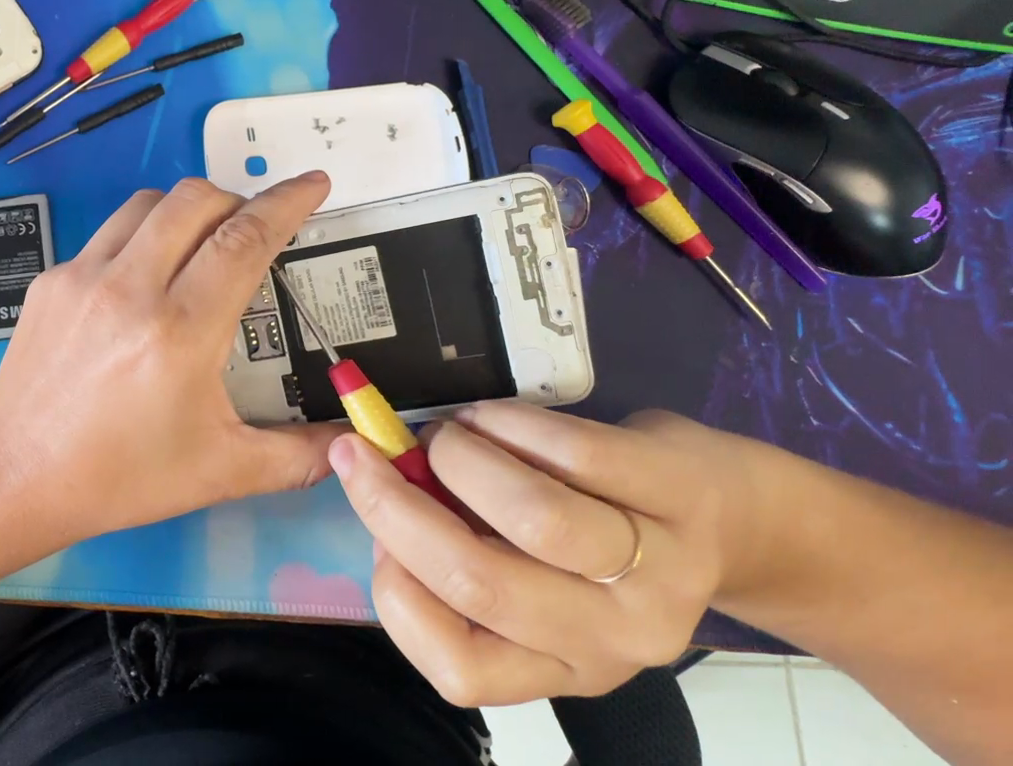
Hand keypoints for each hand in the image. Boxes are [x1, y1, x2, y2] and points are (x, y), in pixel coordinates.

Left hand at [0, 174, 349, 545]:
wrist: (17, 472)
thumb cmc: (121, 476)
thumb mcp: (222, 471)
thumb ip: (300, 454)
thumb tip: (353, 440)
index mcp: (179, 331)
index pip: (244, 240)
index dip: (286, 203)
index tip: (313, 183)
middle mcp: (129, 288)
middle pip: (195, 200)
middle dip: (237, 200)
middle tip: (255, 229)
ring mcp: (81, 277)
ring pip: (147, 205)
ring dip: (186, 210)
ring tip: (202, 245)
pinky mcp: (50, 280)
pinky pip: (107, 235)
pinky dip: (140, 238)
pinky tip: (144, 280)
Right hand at [332, 402, 765, 705]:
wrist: (724, 514)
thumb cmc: (592, 539)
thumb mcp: (523, 570)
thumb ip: (451, 547)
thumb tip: (374, 490)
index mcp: (560, 667)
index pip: (459, 668)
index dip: (394, 587)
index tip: (371, 527)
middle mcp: (614, 638)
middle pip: (481, 583)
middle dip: (395, 504)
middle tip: (361, 451)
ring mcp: (659, 571)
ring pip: (533, 518)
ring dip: (457, 459)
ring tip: (443, 436)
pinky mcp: (679, 494)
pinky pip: (573, 452)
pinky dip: (505, 422)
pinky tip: (487, 416)